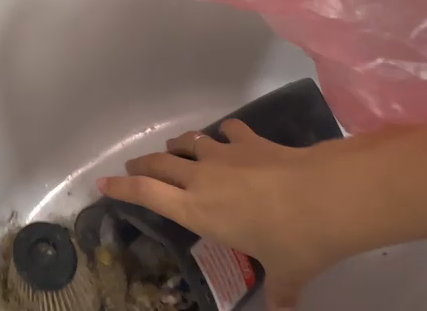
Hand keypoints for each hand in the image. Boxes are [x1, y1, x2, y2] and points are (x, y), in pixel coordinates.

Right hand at [96, 120, 363, 309]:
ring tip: (174, 150)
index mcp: (198, 210)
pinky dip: (224, 135)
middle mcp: (200, 178)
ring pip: (186, 142)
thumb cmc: (295, 241)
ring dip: (176, 146)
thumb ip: (277, 294)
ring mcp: (222, 154)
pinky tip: (229, 138)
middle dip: (142, 164)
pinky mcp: (246, 140)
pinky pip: (227, 132)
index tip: (102, 183)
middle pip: (158, 164)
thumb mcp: (285, 275)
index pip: (146, 194)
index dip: (121, 187)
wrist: (324, 197)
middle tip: (133, 167)